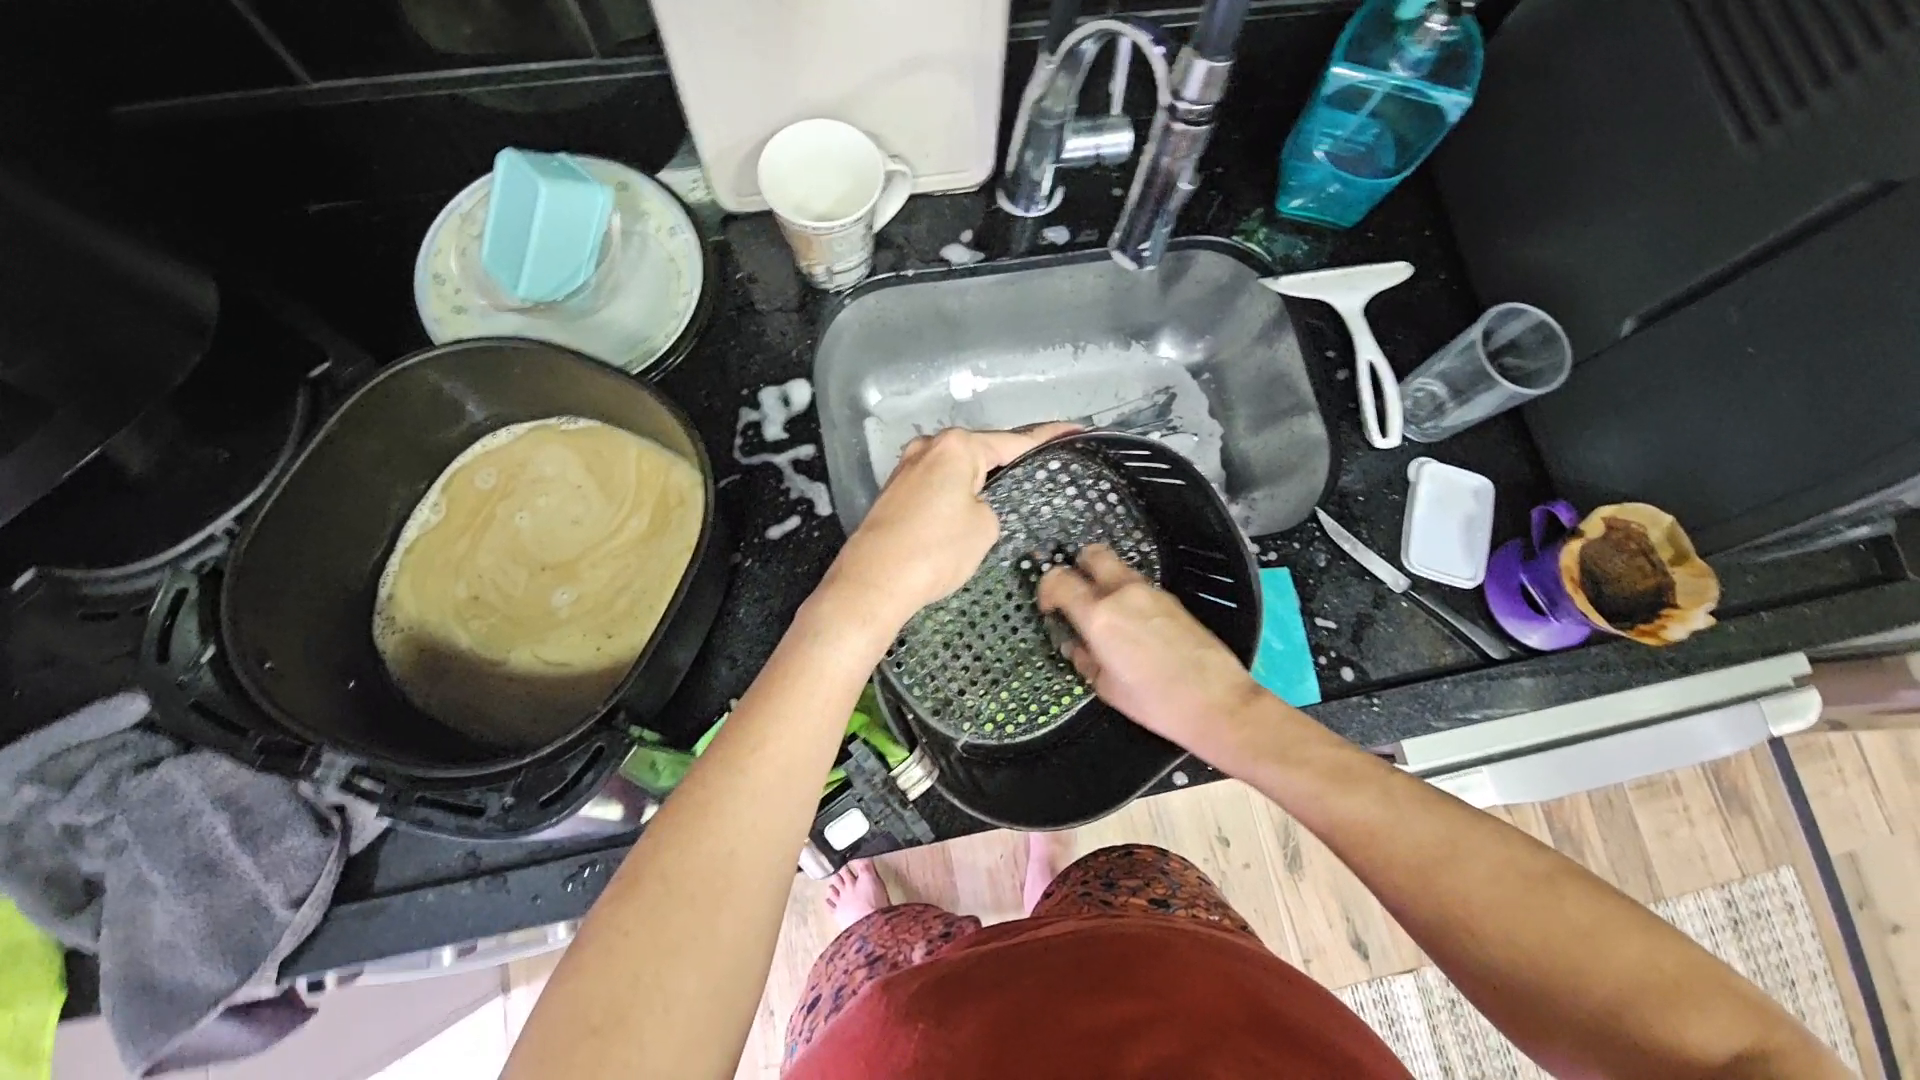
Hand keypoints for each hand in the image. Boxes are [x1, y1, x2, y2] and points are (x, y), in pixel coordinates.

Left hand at [825, 424, 1079, 626]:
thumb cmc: (935, 551)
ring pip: (958, 468)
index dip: (1048, 438)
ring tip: (1013, 491)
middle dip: (1011, 460)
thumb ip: (993, 505)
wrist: (873, 582)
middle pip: (982, 450)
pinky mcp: (896, 491)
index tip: (1074, 431)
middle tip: (1045, 468)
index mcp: (957, 447)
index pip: (1014, 440)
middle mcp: (930, 446)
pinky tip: (973, 506)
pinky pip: (939, 484)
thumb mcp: (985, 527)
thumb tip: (976, 504)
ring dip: (982, 479)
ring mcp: (908, 467)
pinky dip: (959, 492)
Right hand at [1038, 545, 1264, 753]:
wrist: (1217, 702)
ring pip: (1118, 569)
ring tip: (1106, 615)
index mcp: (1099, 615)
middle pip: (1092, 554)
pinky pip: (1140, 586)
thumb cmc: (1157, 702)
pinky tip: (1133, 626)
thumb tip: (1076, 646)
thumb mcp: (1107, 688)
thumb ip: (1085, 659)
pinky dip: (1127, 595)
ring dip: (1104, 582)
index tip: (1049, 608)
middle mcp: (1124, 593)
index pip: (1060, 580)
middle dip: (1077, 567)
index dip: (1046, 590)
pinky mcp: (1172, 600)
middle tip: (1075, 594)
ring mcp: (1152, 592)